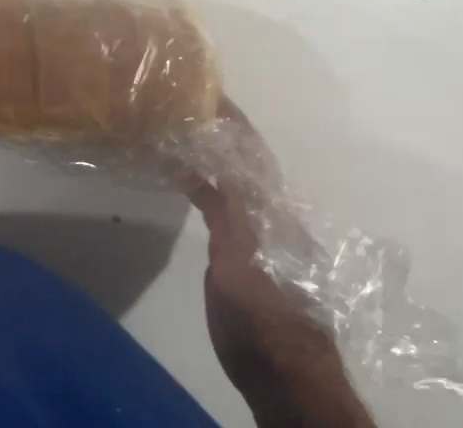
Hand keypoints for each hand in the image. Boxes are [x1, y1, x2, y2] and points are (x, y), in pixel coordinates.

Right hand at [184, 101, 373, 426]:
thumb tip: (201, 158)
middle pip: (245, 161)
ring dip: (210, 150)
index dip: (230, 119)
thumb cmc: (262, 317)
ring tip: (177, 126)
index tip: (202, 85)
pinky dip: (205, 179)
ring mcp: (262, 236)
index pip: (250, 151)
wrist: (286, 376)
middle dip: (218, 128)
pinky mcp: (248, 254)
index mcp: (273, 211)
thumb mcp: (239, 260)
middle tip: (179, 99)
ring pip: (235, 180)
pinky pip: (225, 200)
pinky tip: (185, 177)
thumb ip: (225, 208)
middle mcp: (273, 216)